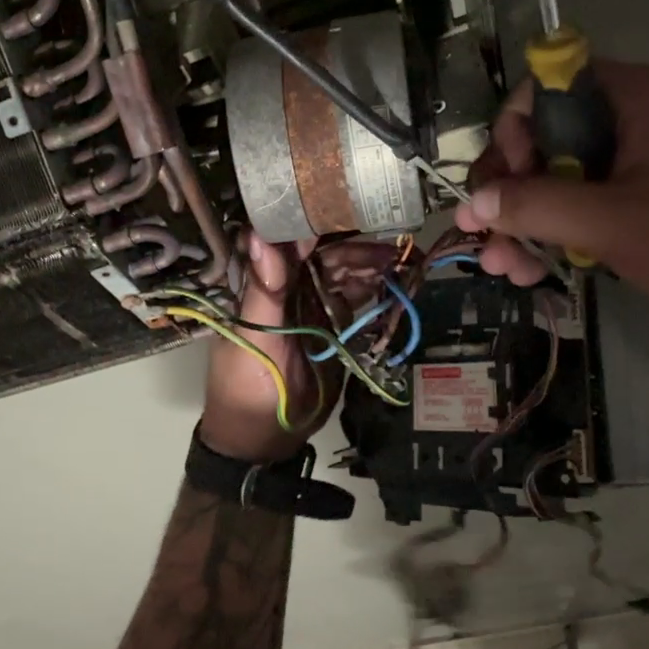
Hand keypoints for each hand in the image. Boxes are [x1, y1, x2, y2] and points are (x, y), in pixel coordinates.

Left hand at [198, 233, 391, 463]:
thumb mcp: (254, 337)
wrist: (263, 441)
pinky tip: (397, 283)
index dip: (315, 223)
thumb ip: (263, 290)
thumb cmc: (246, 385)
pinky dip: (375, 292)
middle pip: (324, 257)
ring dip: (370, 268)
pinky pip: (356, 303)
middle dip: (355, 247)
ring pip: (344, 277)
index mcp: (263, 285)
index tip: (347, 207)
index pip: (288, 243)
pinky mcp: (334, 331)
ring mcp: (313, 309)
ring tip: (401, 261)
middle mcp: (289, 290)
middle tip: (391, 244)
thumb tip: (260, 234)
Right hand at [455, 63, 648, 336]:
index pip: (546, 89)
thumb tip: (473, 201)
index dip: (510, 135)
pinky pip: (608, 195)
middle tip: (487, 245)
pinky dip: (576, 227)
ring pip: (577, 175)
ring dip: (538, 219)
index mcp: (640, 96)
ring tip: (510, 270)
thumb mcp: (617, 224)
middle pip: (555, 137)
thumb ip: (538, 205)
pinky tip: (549, 268)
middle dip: (514, 192)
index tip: (497, 189)